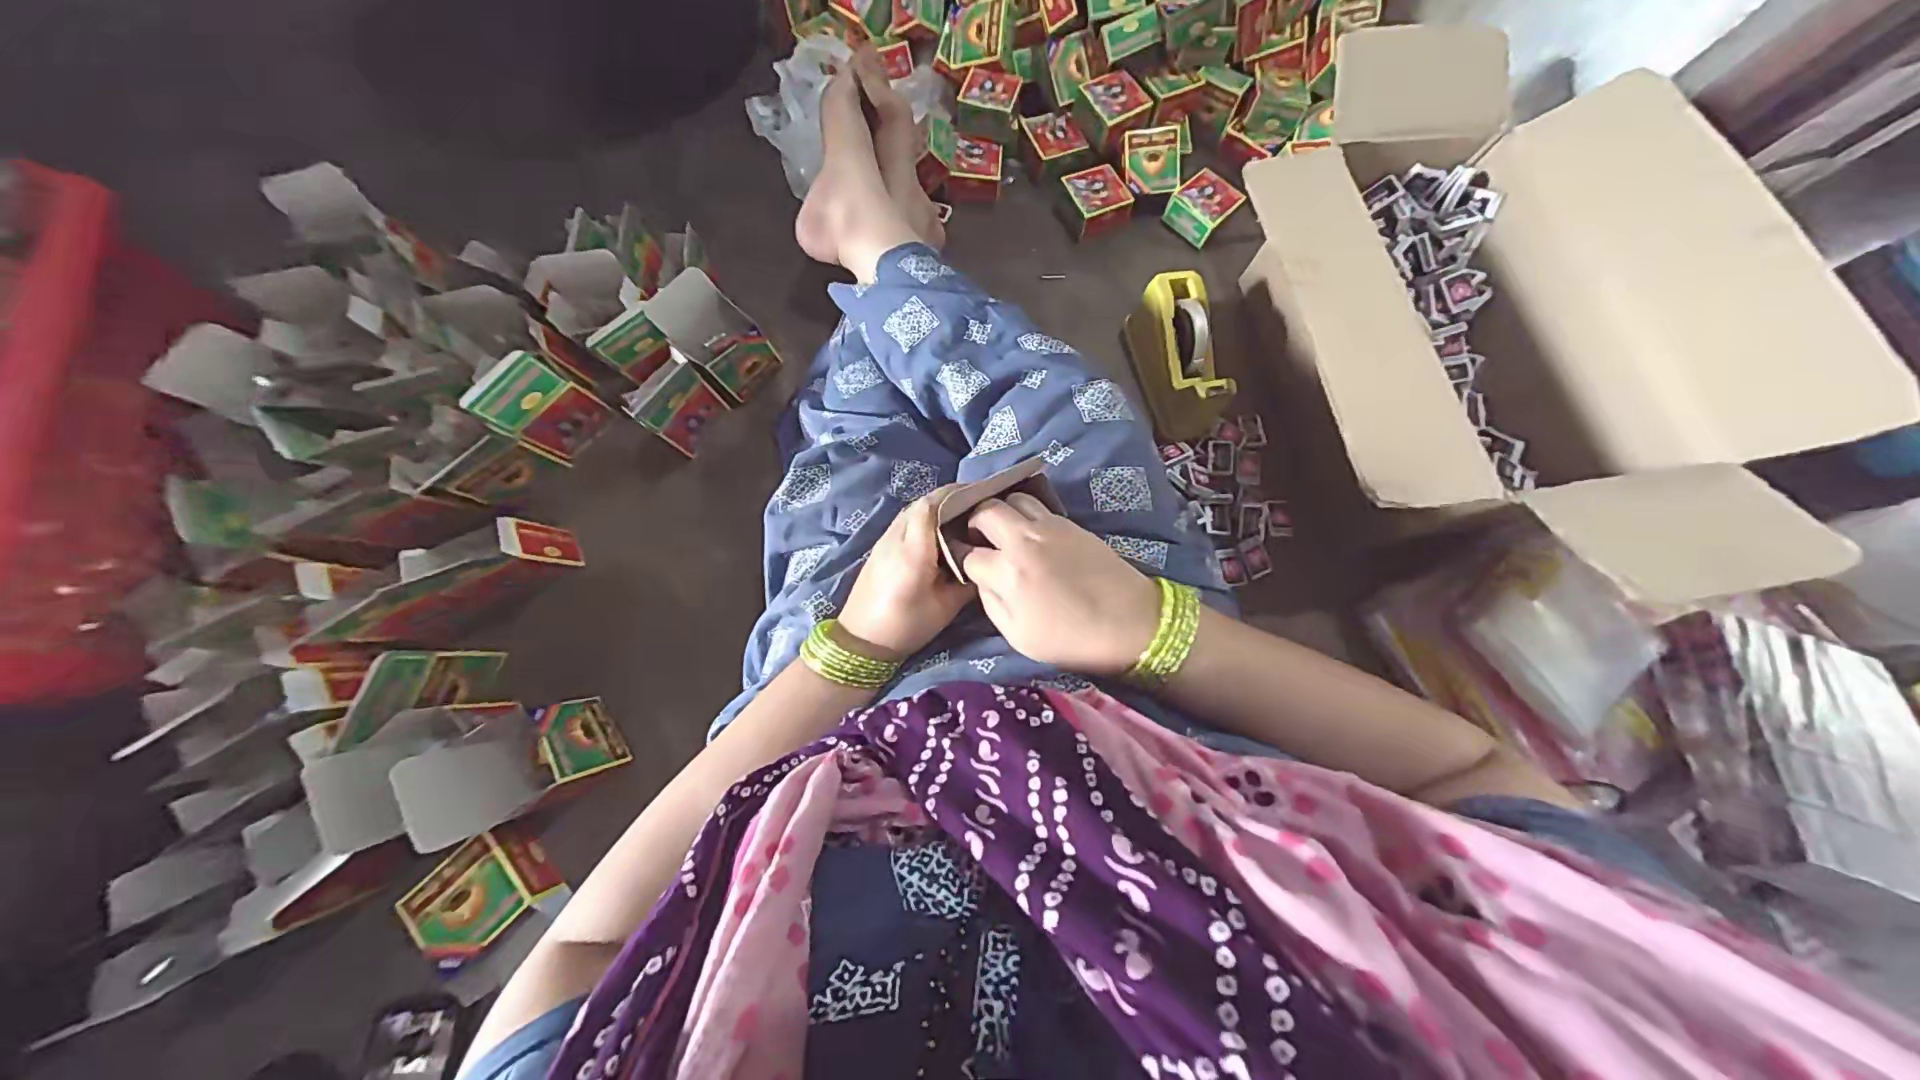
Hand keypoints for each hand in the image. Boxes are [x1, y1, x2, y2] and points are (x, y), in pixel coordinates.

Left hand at [836, 494, 975, 661]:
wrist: (861, 640)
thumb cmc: (906, 625)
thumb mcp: (946, 606)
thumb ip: (967, 579)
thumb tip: (985, 558)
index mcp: (913, 550)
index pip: (932, 504)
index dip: (958, 494)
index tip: (984, 496)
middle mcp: (895, 537)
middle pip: (923, 503)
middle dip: (951, 498)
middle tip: (979, 506)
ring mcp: (884, 540)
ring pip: (913, 511)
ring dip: (937, 508)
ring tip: (963, 518)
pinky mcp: (880, 547)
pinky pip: (905, 522)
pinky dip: (924, 520)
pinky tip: (940, 534)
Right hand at [960, 495, 1162, 676]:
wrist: (1130, 624)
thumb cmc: (1071, 639)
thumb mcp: (1018, 635)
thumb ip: (991, 603)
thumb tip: (983, 580)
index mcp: (1008, 572)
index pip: (969, 554)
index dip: (961, 559)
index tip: (963, 564)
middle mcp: (1024, 540)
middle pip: (985, 511)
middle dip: (973, 522)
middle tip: (975, 538)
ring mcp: (1049, 526)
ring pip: (1013, 499)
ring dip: (1000, 510)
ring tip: (1000, 529)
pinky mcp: (1070, 524)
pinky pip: (1037, 506)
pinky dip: (1023, 511)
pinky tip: (1025, 530)